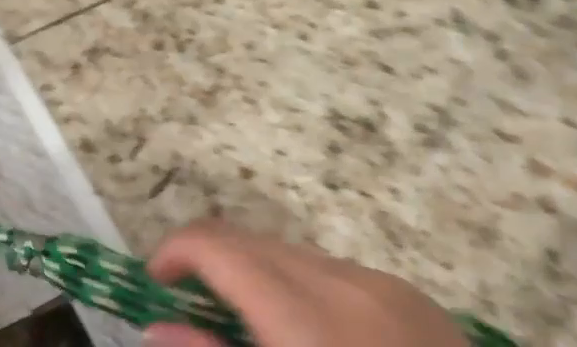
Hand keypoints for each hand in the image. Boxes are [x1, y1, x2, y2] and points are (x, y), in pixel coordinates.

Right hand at [143, 221, 467, 346]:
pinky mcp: (419, 298)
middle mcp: (339, 280)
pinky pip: (340, 273)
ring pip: (293, 255)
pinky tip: (323, 336)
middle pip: (248, 241)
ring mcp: (384, 285)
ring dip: (260, 275)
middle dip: (211, 264)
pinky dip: (309, 288)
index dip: (172, 252)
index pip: (211, 243)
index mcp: (301, 314)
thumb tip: (157, 328)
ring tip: (261, 327)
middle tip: (199, 311)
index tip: (158, 285)